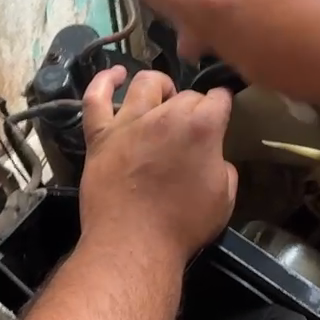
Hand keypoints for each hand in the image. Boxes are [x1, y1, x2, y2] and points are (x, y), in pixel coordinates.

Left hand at [78, 66, 236, 266]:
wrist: (134, 243)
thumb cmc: (183, 226)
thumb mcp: (224, 199)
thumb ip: (223, 168)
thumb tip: (212, 157)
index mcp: (202, 128)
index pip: (218, 98)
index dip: (222, 103)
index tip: (221, 112)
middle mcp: (165, 115)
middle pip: (184, 93)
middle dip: (193, 104)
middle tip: (192, 124)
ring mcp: (128, 122)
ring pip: (145, 84)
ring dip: (159, 85)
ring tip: (163, 96)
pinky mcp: (100, 135)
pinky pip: (96, 98)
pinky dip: (104, 81)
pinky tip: (115, 76)